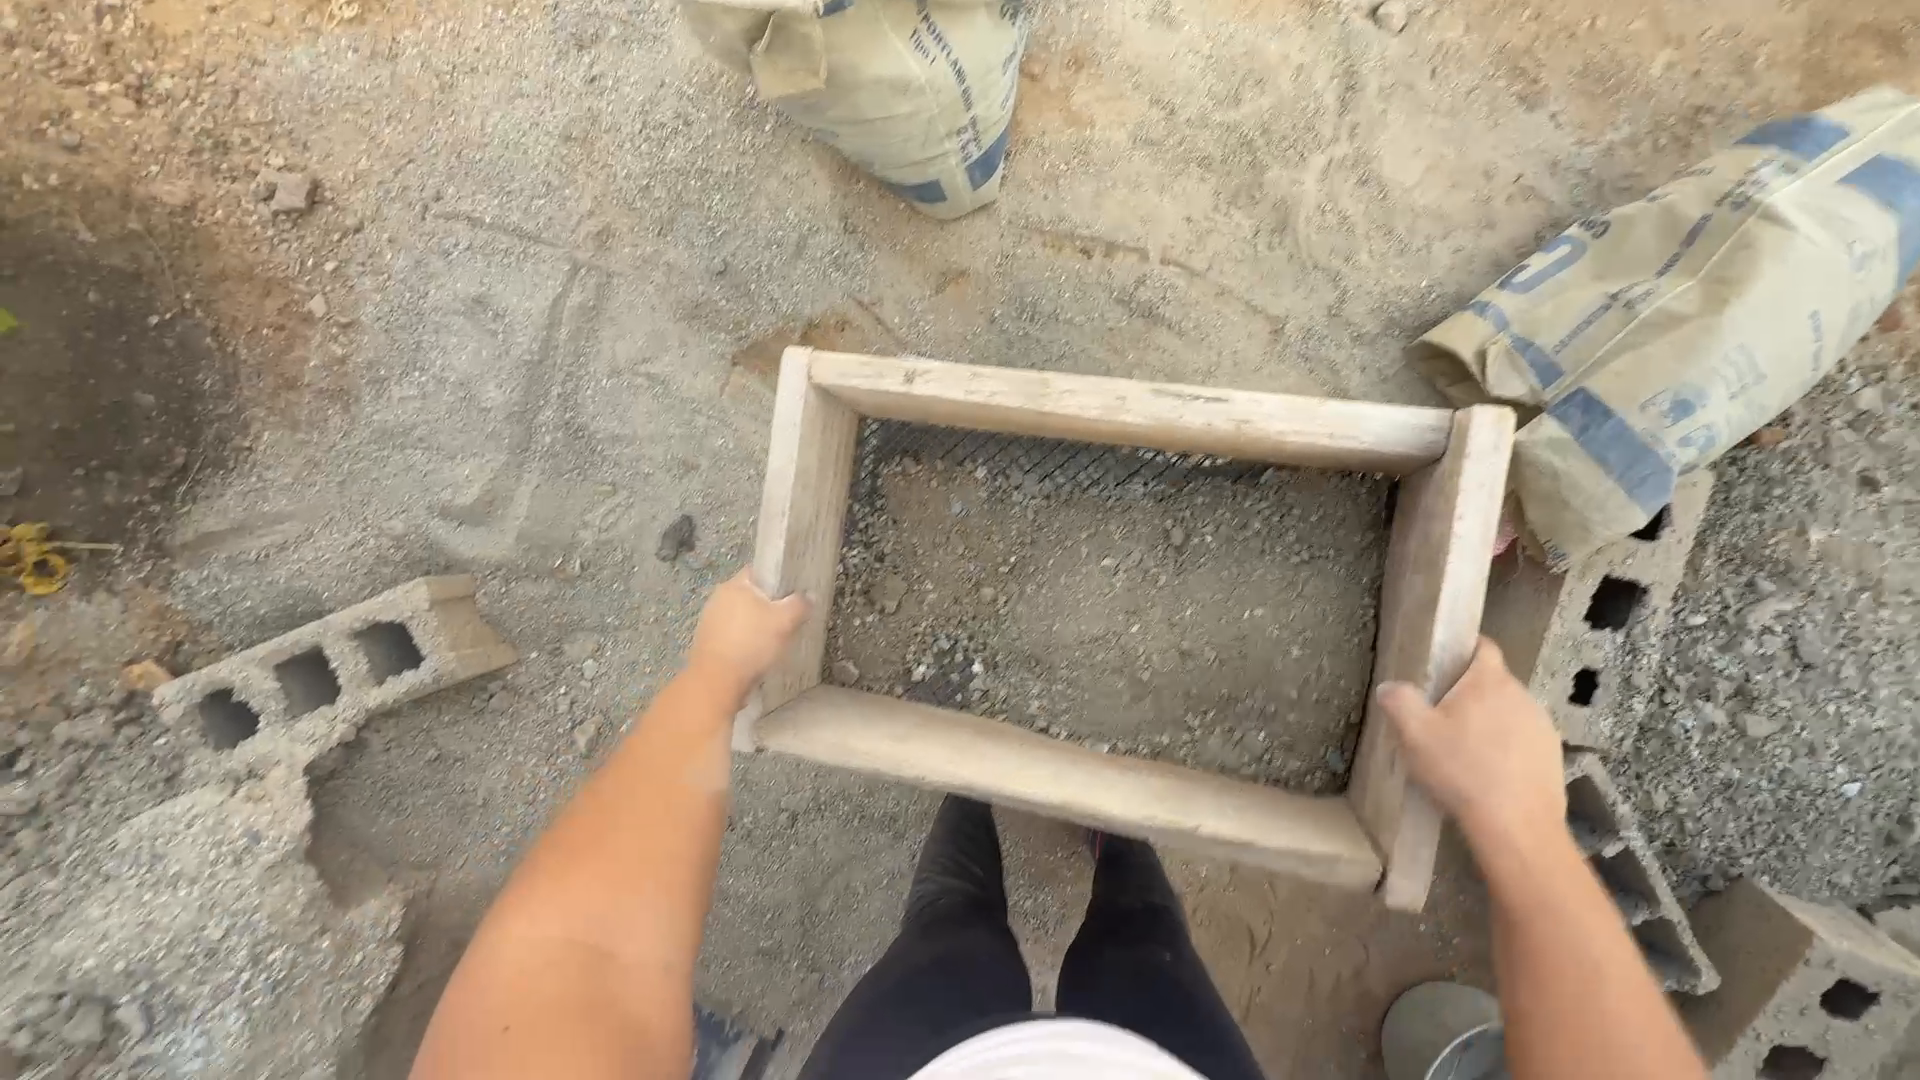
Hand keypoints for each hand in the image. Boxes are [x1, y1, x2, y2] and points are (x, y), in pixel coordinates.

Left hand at [687, 570, 809, 701]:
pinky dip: (744, 640)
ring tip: (772, 640)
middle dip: (767, 605)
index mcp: (736, 584)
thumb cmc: (753, 642)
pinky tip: (755, 654)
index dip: (777, 580)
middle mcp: (718, 597)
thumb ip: (800, 604)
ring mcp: (709, 619)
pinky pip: (732, 634)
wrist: (718, 680)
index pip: (759, 571)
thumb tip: (809, 596)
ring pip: (740, 616)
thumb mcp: (786, 621)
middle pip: (750, 595)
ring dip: (755, 625)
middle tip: (786, 619)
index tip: (791, 594)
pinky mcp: (707, 641)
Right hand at [1375, 638, 1565, 857]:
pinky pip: (1523, 739)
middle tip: (1441, 717)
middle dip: (1469, 692)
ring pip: (1509, 711)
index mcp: (1489, 682)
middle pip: (1493, 681)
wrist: (1516, 825)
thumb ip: (1398, 701)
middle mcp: (1522, 696)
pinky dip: (1506, 747)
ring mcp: (1543, 726)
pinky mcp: (1553, 755)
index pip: (1483, 647)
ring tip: (1463, 749)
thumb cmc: (1461, 770)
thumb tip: (1390, 686)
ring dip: (1488, 721)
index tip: (1443, 666)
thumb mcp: (1413, 733)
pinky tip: (1488, 772)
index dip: (1464, 649)